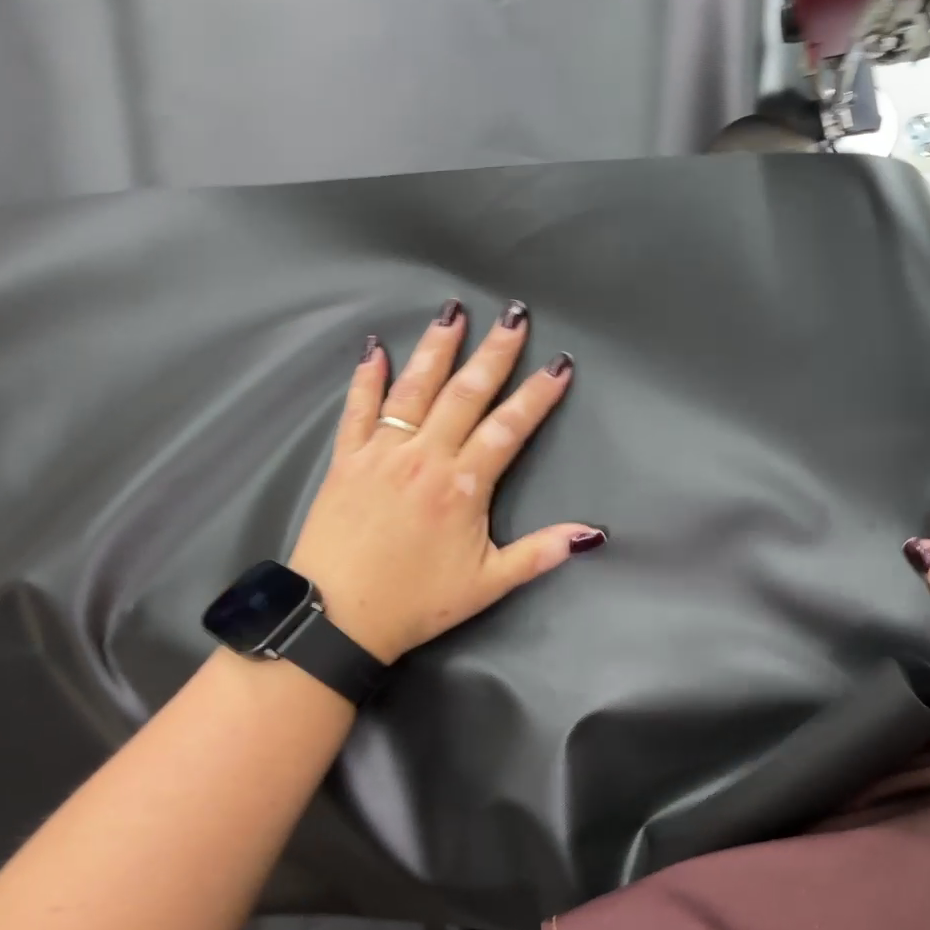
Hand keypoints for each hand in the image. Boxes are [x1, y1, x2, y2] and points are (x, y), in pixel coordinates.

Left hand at [286, 300, 604, 661]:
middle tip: (514, 315)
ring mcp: (382, 454)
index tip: (559, 364)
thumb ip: (540, 552)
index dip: (537, 395)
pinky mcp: (346, 460)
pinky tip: (375, 348)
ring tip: (453, 312)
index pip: (510, 428)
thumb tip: (593, 533)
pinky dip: (368, 377)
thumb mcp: (488, 584)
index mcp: (464, 486)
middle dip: (494, 352)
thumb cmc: (417, 603)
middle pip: (466, 394)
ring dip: (437, 349)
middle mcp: (425, 458)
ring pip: (415, 390)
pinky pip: (359, 409)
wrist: (336, 617)